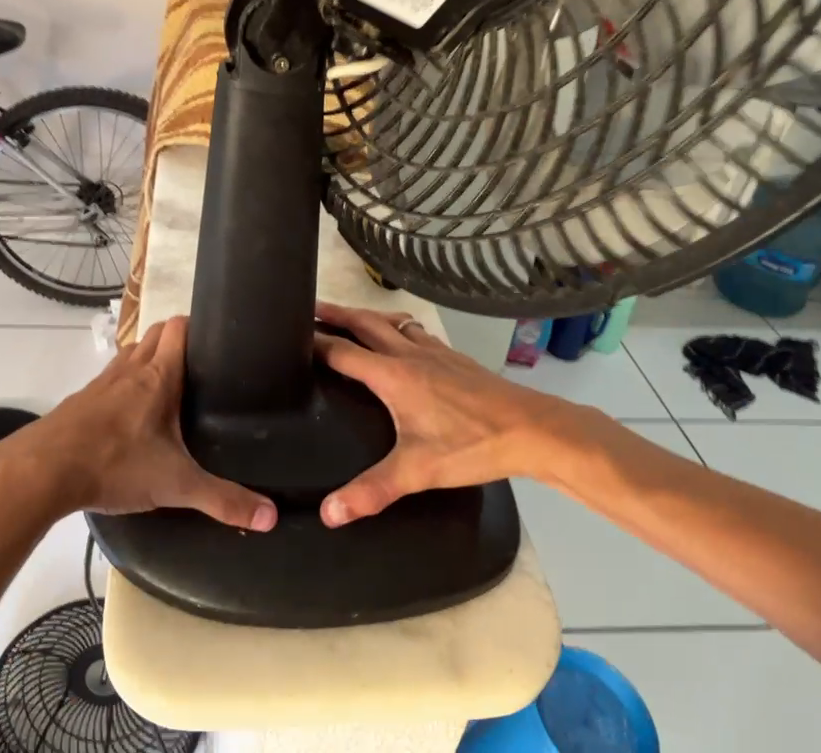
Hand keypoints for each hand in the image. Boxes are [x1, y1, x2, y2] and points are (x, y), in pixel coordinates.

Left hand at [0, 317, 276, 531]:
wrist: (41, 471)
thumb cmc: (115, 464)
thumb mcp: (176, 486)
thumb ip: (223, 500)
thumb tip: (271, 517)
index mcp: (158, 375)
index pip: (180, 326)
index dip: (200, 326)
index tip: (221, 340)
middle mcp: (130, 369)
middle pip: (156, 333)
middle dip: (178, 341)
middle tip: (204, 365)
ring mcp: (101, 382)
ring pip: (132, 353)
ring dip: (150, 359)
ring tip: (173, 386)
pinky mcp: (81, 401)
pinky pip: (111, 379)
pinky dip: (126, 384)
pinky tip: (133, 416)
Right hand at [313, 301, 577, 526]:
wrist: (533, 429)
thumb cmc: (472, 445)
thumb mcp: (418, 472)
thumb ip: (371, 491)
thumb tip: (329, 513)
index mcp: (393, 375)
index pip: (342, 351)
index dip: (313, 341)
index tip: (288, 332)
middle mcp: (410, 354)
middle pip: (364, 323)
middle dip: (335, 314)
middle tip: (309, 307)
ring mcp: (435, 352)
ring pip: (391, 323)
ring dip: (365, 317)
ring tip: (349, 317)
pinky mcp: (454, 358)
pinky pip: (416, 332)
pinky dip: (396, 327)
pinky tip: (404, 339)